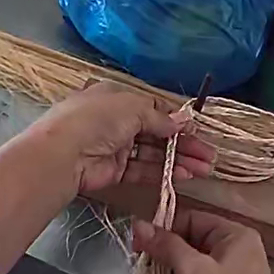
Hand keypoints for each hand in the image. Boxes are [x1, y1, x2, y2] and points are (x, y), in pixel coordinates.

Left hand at [29, 81, 214, 194]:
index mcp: (118, 98)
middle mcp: (118, 120)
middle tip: (209, 156)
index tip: (197, 131)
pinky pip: (145, 169)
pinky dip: (165, 172)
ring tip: (203, 169)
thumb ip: (160, 118)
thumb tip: (182, 122)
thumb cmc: (97, 119)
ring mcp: (116, 146)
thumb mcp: (133, 107)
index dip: (176, 120)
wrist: (63, 154)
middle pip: (158, 132)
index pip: (154, 108)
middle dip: (184, 143)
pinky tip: (184, 175)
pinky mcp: (116, 170)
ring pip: (155, 153)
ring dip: (180, 160)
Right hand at [132, 210, 273, 273]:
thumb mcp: (192, 272)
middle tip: (139, 271)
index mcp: (237, 235)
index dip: (163, 230)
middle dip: (164, 255)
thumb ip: (166, 245)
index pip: (192, 218)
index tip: (136, 247)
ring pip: (193, 266)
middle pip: (192, 241)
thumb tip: (138, 223)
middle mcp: (239, 251)